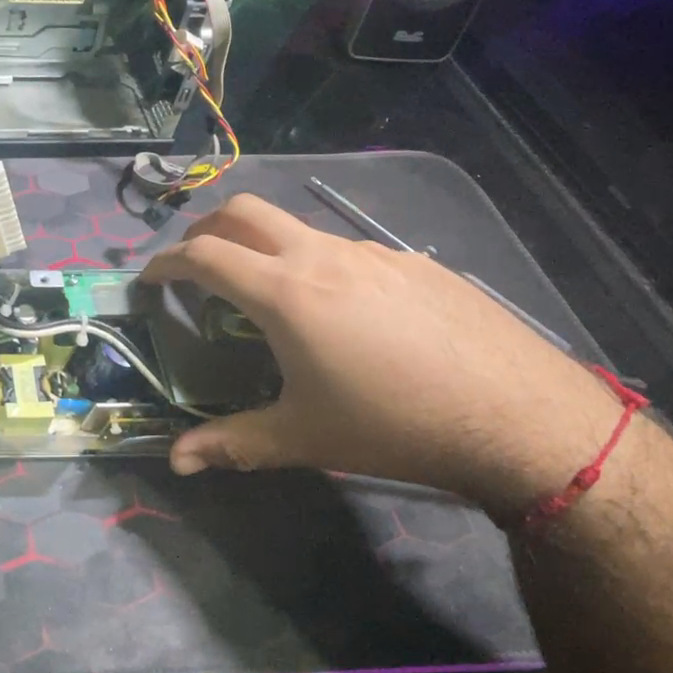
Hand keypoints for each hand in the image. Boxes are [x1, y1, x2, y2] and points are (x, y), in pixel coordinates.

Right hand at [140, 194, 626, 514]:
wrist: (522, 419)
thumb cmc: (395, 426)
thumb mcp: (304, 438)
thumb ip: (232, 444)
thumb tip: (175, 462)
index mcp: (284, 293)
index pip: (203, 256)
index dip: (165, 262)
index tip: (150, 279)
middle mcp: (321, 256)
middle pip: (242, 210)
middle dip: (206, 228)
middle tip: (197, 264)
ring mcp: (371, 252)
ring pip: (297, 228)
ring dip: (264, 246)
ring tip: (271, 297)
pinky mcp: (413, 261)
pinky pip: (346, 249)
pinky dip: (317, 264)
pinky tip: (345, 314)